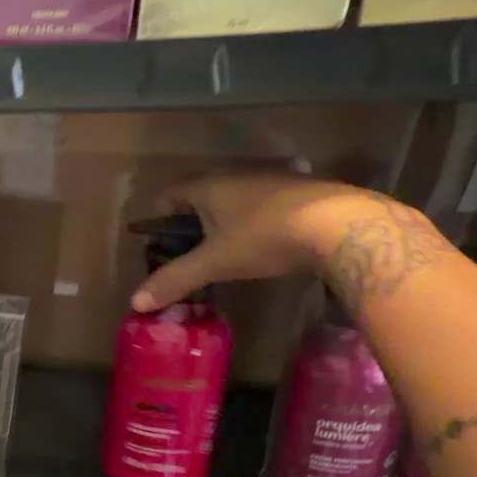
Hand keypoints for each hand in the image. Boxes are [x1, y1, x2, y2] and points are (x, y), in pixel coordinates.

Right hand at [131, 173, 392, 311]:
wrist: (341, 225)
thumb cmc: (265, 239)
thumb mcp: (215, 264)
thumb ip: (175, 280)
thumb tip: (135, 302)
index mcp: (210, 186)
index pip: (171, 192)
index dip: (160, 214)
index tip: (159, 240)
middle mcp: (239, 173)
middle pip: (204, 193)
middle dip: (194, 218)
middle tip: (192, 250)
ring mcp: (275, 177)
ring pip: (239, 195)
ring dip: (229, 216)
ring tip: (230, 248)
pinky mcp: (305, 187)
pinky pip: (269, 200)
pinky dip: (260, 217)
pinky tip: (270, 239)